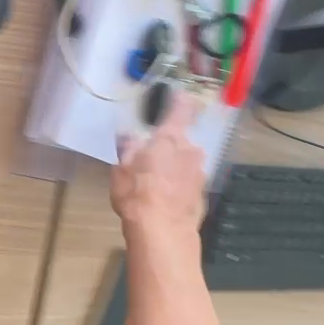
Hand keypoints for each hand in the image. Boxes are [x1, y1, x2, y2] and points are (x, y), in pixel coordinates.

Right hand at [111, 90, 207, 237]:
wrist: (162, 230)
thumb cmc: (137, 193)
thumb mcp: (121, 169)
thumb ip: (128, 149)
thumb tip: (128, 135)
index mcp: (170, 139)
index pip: (181, 110)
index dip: (180, 100)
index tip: (178, 94)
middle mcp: (191, 151)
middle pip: (180, 143)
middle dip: (167, 148)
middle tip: (147, 162)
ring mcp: (200, 173)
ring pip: (184, 164)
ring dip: (172, 170)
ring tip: (152, 187)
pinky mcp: (202, 194)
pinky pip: (186, 184)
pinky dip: (176, 188)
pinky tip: (162, 201)